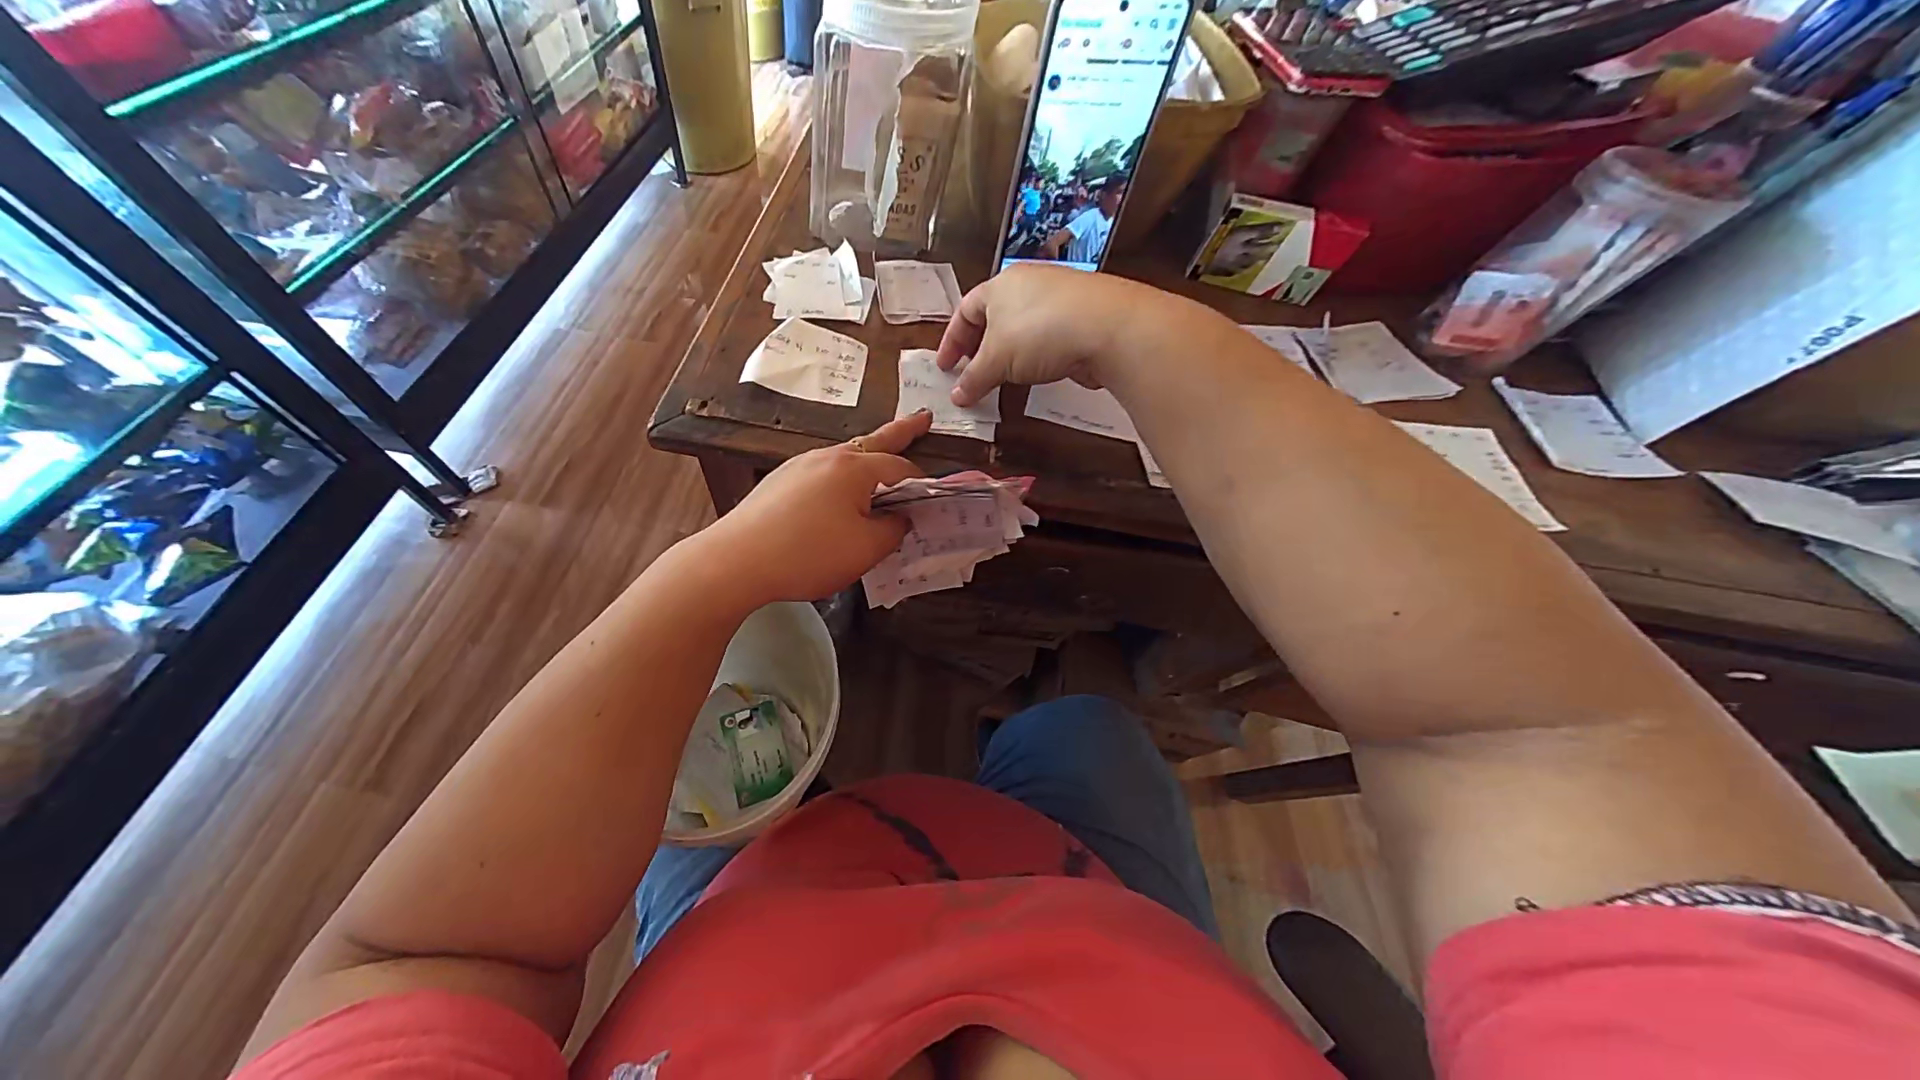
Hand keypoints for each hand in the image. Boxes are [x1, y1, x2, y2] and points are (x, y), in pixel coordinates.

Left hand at [701, 411, 932, 604]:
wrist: (735, 561)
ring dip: (869, 460)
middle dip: (903, 431)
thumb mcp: (866, 549)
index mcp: (854, 468)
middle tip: (923, 419)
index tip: (933, 499)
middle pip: (875, 442)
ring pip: (846, 458)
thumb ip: (893, 530)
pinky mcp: (780, 482)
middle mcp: (827, 457)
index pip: (901, 467)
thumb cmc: (807, 554)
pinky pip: (823, 474)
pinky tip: (841, 500)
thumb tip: (900, 518)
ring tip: (883, 466)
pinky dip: (842, 480)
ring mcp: (800, 466)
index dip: (921, 484)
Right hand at [934, 264, 1178, 406]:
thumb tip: (956, 396)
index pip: (965, 310)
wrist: (1108, 327)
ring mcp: (1059, 298)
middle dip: (979, 347)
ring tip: (1002, 378)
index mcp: (1000, 285)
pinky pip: (1047, 337)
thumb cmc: (1038, 333)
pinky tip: (1036, 374)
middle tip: (971, 373)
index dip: (952, 340)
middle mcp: (1029, 284)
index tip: (945, 367)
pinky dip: (1035, 356)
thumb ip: (973, 378)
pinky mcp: (1083, 316)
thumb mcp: (996, 360)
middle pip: (994, 316)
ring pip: (1022, 327)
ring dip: (1008, 353)